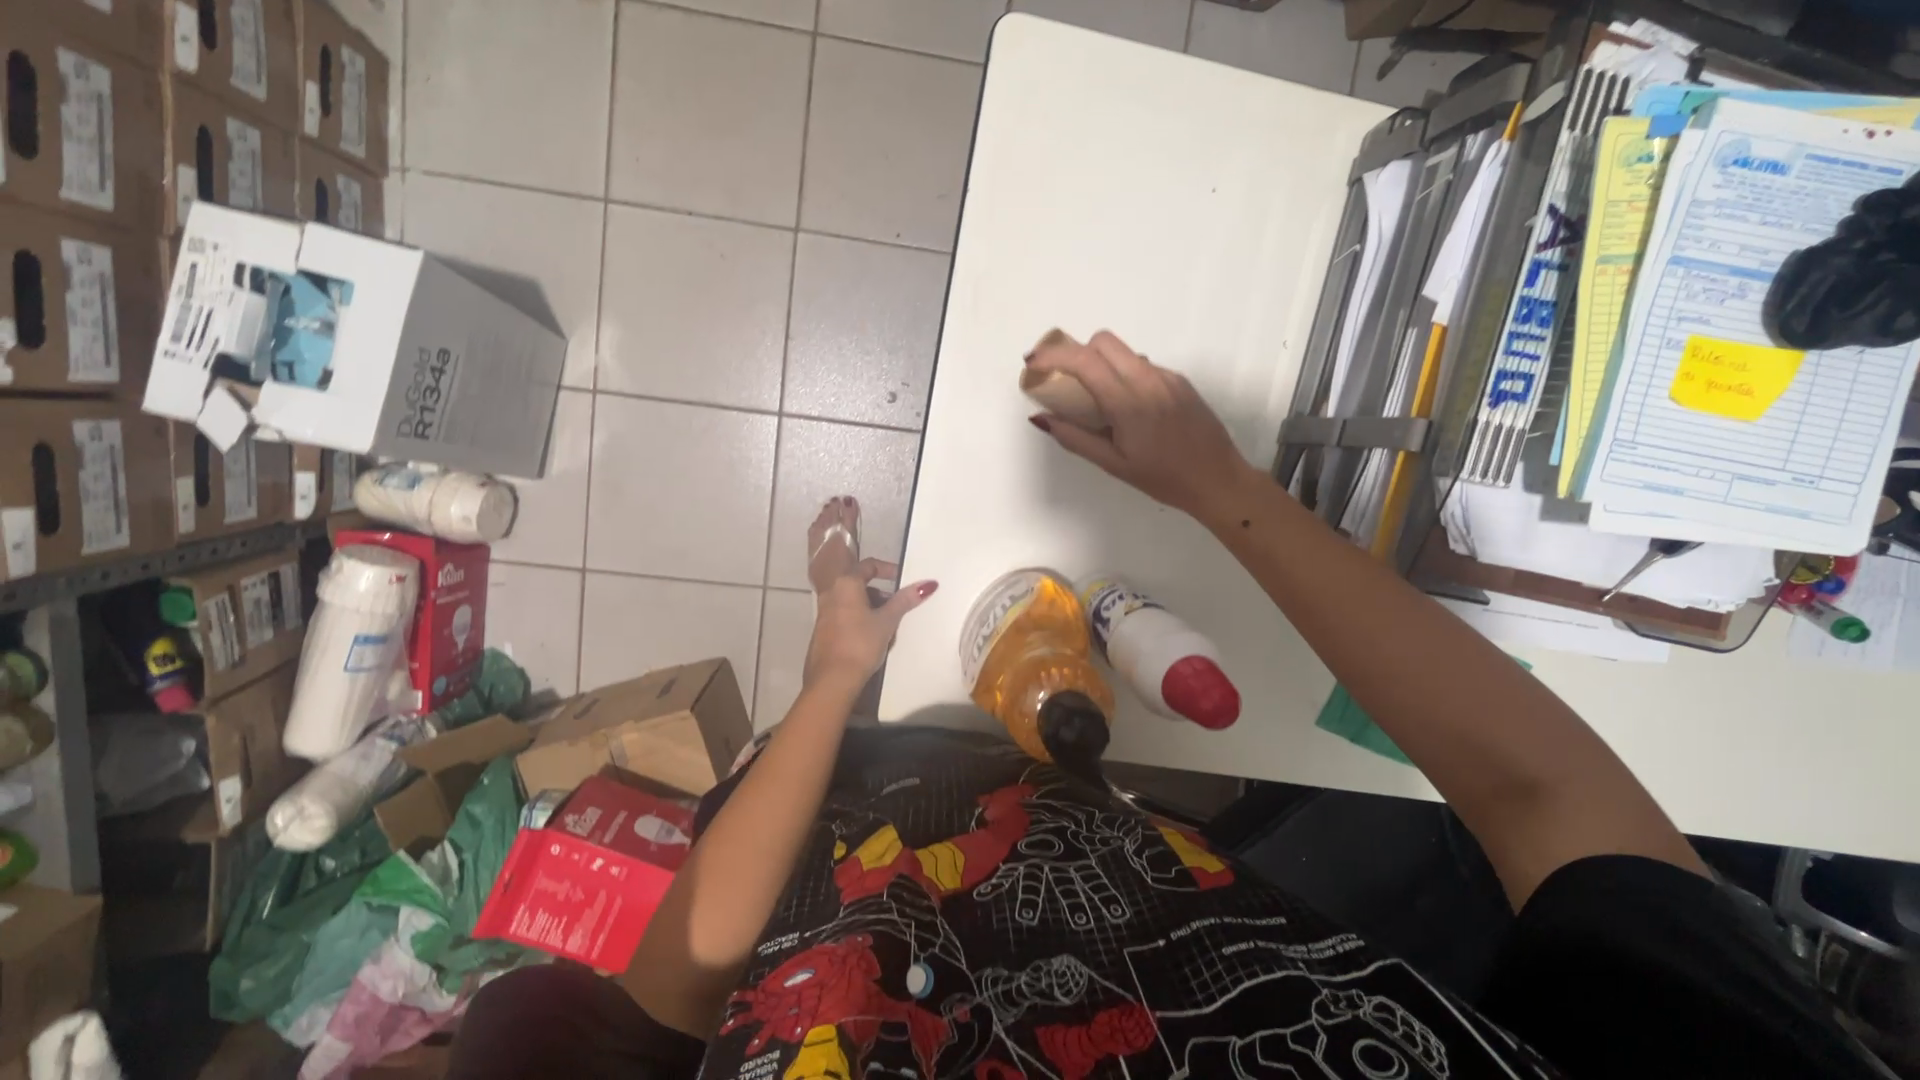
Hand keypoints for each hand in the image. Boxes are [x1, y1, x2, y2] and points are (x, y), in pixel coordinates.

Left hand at [804, 497, 936, 689]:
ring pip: (840, 587)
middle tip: (847, 528)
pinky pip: (838, 602)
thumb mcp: (887, 621)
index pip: (867, 566)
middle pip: (841, 563)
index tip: (899, 579)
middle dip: (849, 549)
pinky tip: (866, 619)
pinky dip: (852, 601)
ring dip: (858, 586)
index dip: (885, 569)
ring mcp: (824, 609)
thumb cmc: (861, 644)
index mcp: (847, 584)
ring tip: (880, 603)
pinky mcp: (822, 625)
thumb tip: (930, 583)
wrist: (832, 677)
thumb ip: (905, 600)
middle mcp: (831, 591)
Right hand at [1026, 330, 1261, 521]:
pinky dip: (1125, 376)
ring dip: (1102, 364)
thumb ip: (1076, 438)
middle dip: (1077, 352)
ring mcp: (1167, 377)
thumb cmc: (1163, 479)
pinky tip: (1128, 407)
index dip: (1053, 356)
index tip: (1034, 364)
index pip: (1084, 361)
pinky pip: (1143, 366)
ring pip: (1124, 352)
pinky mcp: (1180, 381)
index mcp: (1128, 402)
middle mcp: (1148, 380)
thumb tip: (1043, 417)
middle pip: (1103, 341)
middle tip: (1063, 377)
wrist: (1217, 479)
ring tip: (1096, 398)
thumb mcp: (1114, 465)